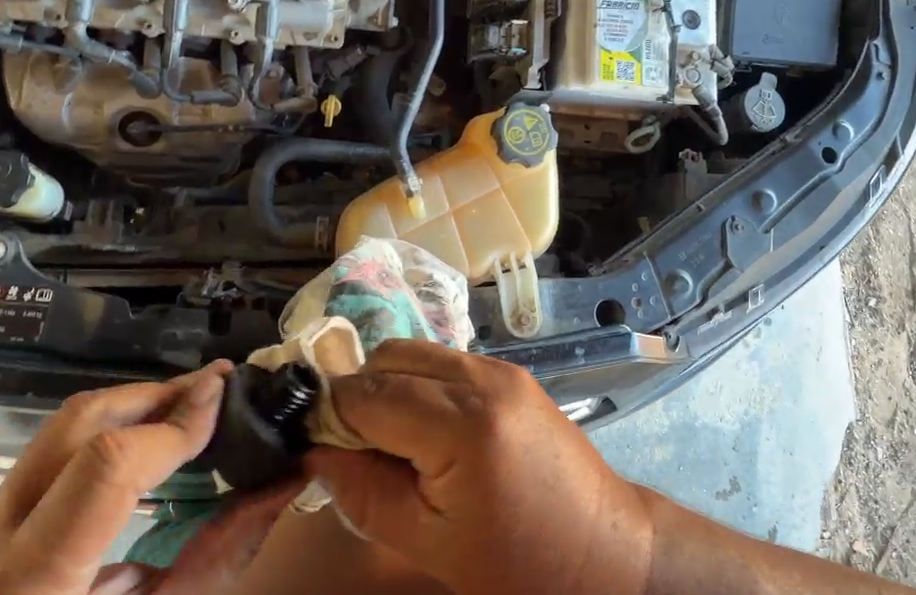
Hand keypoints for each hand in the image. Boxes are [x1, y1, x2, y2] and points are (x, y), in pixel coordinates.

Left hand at [0, 366, 234, 594]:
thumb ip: (219, 557)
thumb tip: (283, 482)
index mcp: (32, 583)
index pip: (108, 463)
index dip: (175, 423)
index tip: (225, 397)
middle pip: (78, 423)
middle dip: (156, 394)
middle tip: (217, 389)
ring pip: (60, 430)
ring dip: (134, 409)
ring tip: (192, 411)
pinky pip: (51, 459)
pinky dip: (107, 438)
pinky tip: (150, 450)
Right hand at [303, 341, 655, 594]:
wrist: (603, 552)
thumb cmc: (516, 564)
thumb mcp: (425, 543)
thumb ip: (360, 491)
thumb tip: (314, 451)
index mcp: (462, 423)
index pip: (368, 393)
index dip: (331, 415)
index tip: (312, 443)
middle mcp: (482, 377)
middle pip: (389, 357)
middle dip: (358, 394)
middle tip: (352, 449)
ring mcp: (501, 369)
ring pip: (416, 352)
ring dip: (388, 385)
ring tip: (389, 442)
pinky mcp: (511, 373)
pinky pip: (445, 362)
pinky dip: (420, 383)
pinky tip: (423, 431)